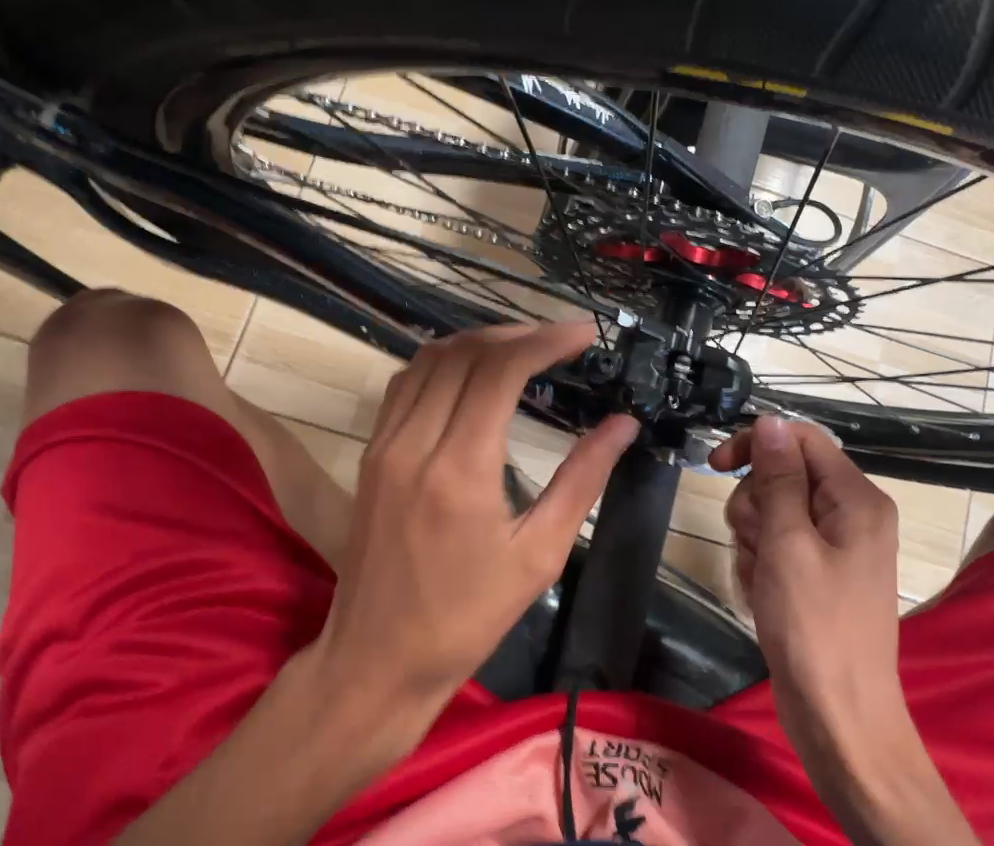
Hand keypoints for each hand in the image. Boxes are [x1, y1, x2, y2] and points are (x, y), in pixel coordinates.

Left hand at [320, 322, 638, 701]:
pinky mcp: (370, 454)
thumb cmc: (468, 617)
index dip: (545, 340)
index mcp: (460, 468)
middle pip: (464, 353)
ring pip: (428, 359)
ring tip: (524, 346)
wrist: (377, 658)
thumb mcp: (539, 554)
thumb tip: (623, 423)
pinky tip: (471, 373)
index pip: (500, 370)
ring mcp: (384, 445)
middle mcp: (414, 442)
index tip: (584, 334)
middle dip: (517, 333)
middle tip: (561, 340)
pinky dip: (442, 362)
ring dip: (478, 341)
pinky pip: (405, 384)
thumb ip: (582, 480)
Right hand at [711, 416, 901, 705]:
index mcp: (857, 498)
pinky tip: (765, 598)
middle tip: (760, 547)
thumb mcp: (788, 543)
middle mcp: (850, 515)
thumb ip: (778, 478)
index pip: (802, 439)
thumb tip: (771, 420)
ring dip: (754, 543)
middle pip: (782, 476)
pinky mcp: (816, 577)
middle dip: (755, 507)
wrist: (838, 717)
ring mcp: (834, 549)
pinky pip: (776, 549)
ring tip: (764, 582)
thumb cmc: (814, 627)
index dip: (757, 444)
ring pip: (772, 514)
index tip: (717, 466)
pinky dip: (761, 568)